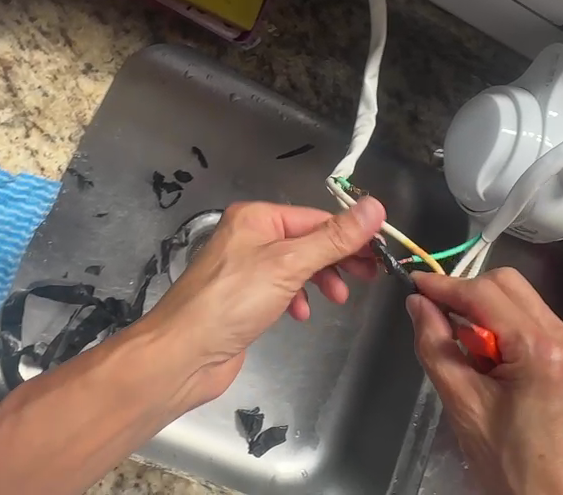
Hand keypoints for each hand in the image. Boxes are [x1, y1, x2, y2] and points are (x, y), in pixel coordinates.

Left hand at [133, 197, 384, 407]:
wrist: (182, 355)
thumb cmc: (233, 301)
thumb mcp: (289, 265)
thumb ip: (334, 239)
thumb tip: (374, 207)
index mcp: (257, 217)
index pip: (316, 218)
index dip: (350, 234)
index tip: (380, 253)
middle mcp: (250, 235)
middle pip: (307, 240)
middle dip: (337, 258)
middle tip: (369, 276)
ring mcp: (244, 267)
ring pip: (296, 265)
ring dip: (320, 279)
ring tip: (337, 298)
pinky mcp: (242, 297)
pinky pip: (280, 287)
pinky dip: (296, 297)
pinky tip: (300, 314)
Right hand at [408, 268, 562, 494]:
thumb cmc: (512, 468)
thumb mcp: (465, 407)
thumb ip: (436, 346)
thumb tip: (417, 303)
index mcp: (540, 348)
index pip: (484, 294)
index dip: (445, 285)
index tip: (414, 281)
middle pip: (508, 285)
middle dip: (469, 292)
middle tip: (440, 317)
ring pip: (523, 300)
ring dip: (488, 310)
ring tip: (467, 348)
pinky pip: (535, 323)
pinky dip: (507, 328)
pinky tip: (492, 360)